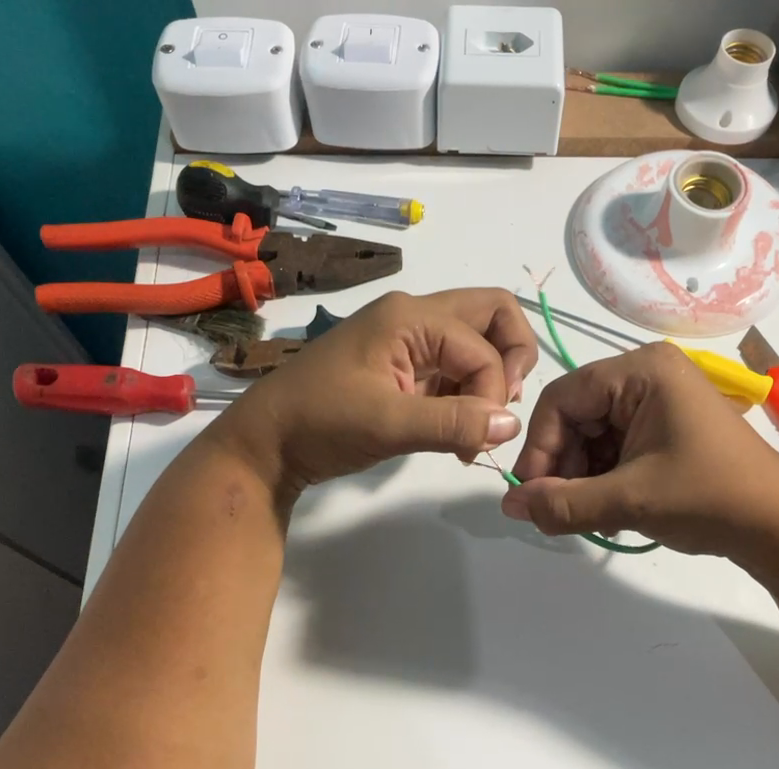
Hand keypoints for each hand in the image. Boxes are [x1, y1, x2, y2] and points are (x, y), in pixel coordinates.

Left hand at [209, 289, 537, 490]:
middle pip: (492, 316)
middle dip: (511, 361)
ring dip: (489, 384)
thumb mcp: (388, 424)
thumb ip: (453, 422)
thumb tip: (511, 425)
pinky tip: (456, 436)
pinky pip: (454, 372)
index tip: (478, 440)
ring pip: (476, 344)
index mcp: (411, 316)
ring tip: (474, 434)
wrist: (267, 443)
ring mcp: (409, 344)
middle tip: (502, 410)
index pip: (484, 346)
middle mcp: (415, 318)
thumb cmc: (321, 423)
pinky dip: (467, 399)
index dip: (494, 392)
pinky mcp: (404, 371)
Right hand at [500, 343, 778, 555]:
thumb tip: (510, 506)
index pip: (563, 399)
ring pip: (593, 437)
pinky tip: (607, 512)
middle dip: (562, 467)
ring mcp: (659, 402)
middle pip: (576, 417)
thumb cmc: (708, 498)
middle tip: (557, 513)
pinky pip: (616, 448)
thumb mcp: (628, 500)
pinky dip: (603, 480)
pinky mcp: (666, 429)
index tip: (531, 496)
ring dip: (581, 479)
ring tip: (588, 518)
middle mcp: (647, 376)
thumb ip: (563, 503)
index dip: (539, 448)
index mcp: (641, 371)